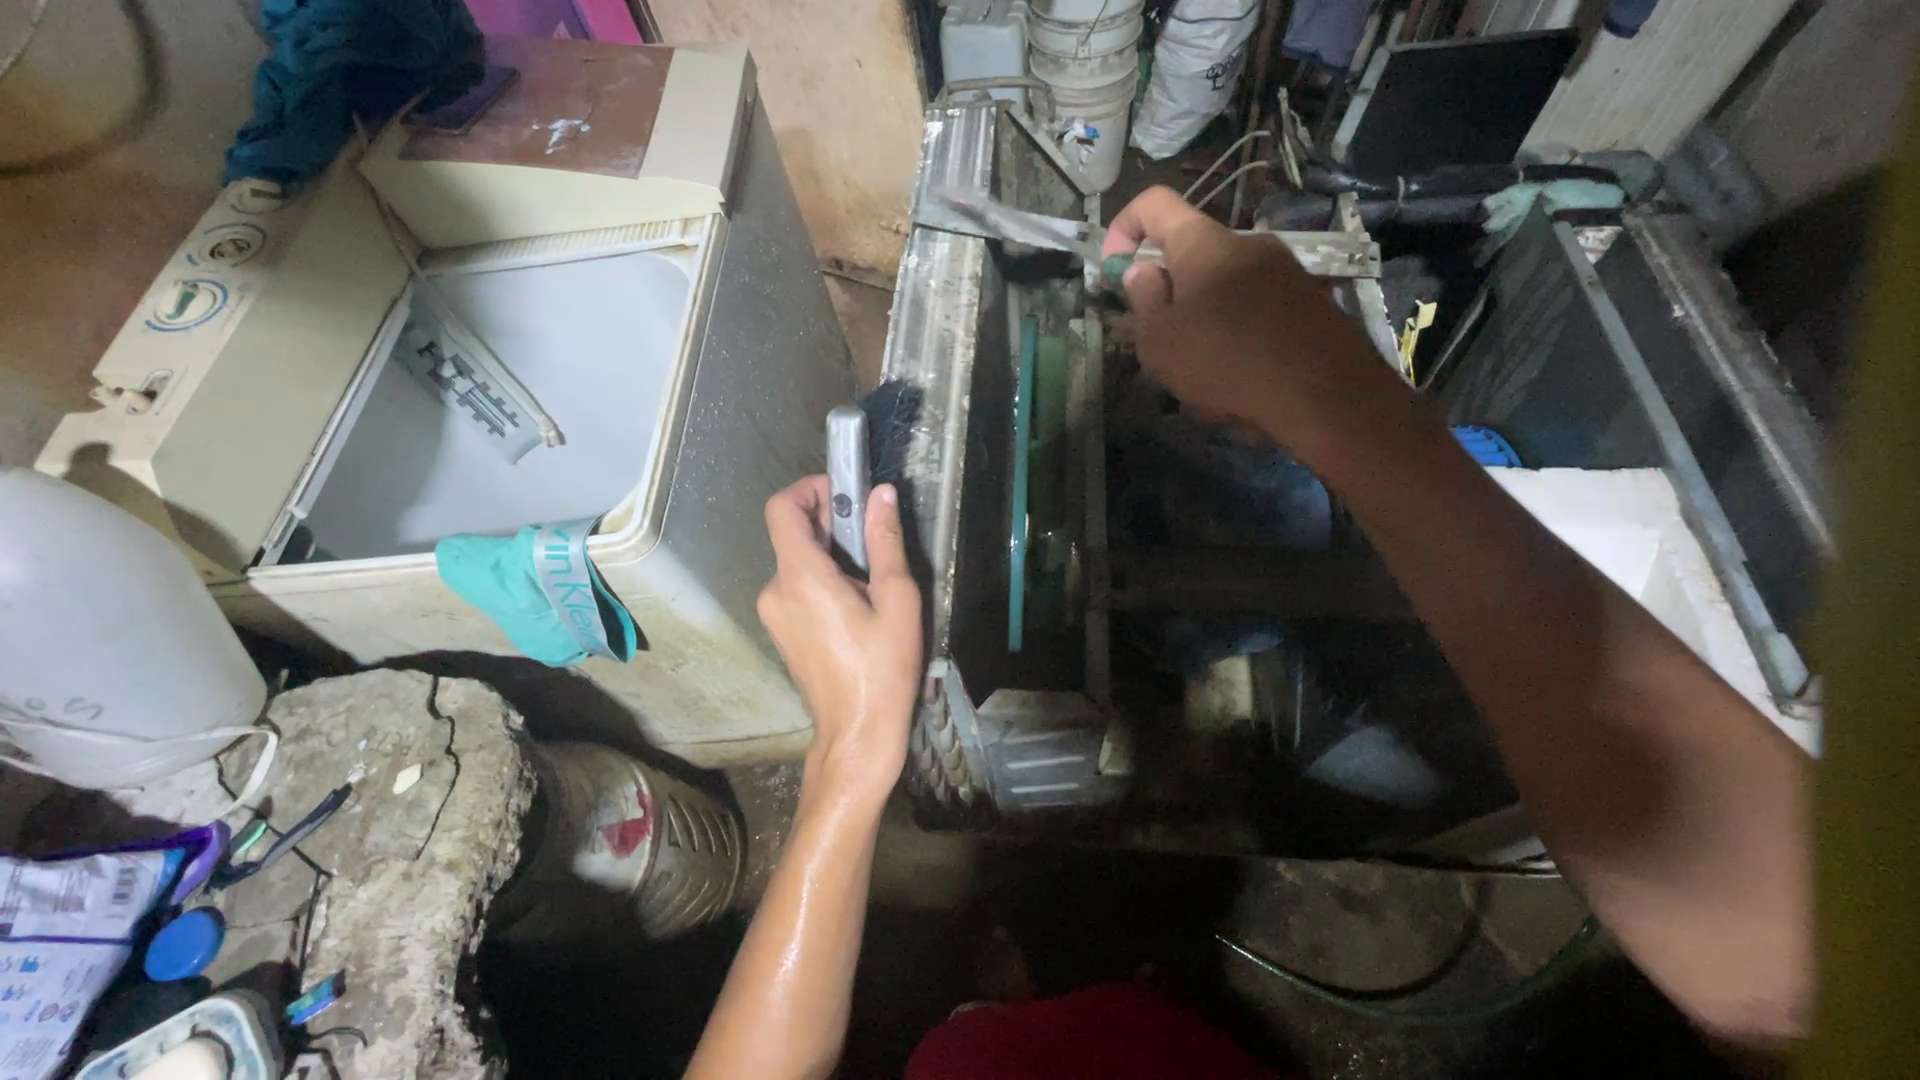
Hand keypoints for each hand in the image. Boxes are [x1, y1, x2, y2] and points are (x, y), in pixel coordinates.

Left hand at [758, 476, 923, 797]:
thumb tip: (882, 494)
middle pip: (791, 534)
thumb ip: (885, 541)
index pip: (782, 508)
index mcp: (801, 577)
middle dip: (830, 522)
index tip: (844, 492)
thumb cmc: (883, 667)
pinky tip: (856, 603)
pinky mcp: (781, 630)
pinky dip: (821, 578)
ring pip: (796, 562)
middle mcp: (776, 589)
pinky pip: (796, 587)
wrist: (858, 731)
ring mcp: (773, 612)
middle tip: (873, 534)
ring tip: (872, 578)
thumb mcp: (897, 599)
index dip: (808, 489)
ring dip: (829, 554)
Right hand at [1103, 186, 1409, 463]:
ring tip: (1201, 380)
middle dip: (1169, 295)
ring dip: (1203, 325)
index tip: (1114, 269)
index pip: (1154, 203)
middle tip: (1161, 344)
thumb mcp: (1160, 341)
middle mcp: (1247, 243)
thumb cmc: (1226, 360)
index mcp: (1203, 244)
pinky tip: (1239, 384)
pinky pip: (1255, 313)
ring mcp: (1284, 271)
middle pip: (1191, 256)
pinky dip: (1237, 339)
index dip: (1124, 226)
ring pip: (1224, 291)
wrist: (1325, 393)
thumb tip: (1142, 272)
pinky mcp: (1309, 302)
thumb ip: (1144, 301)